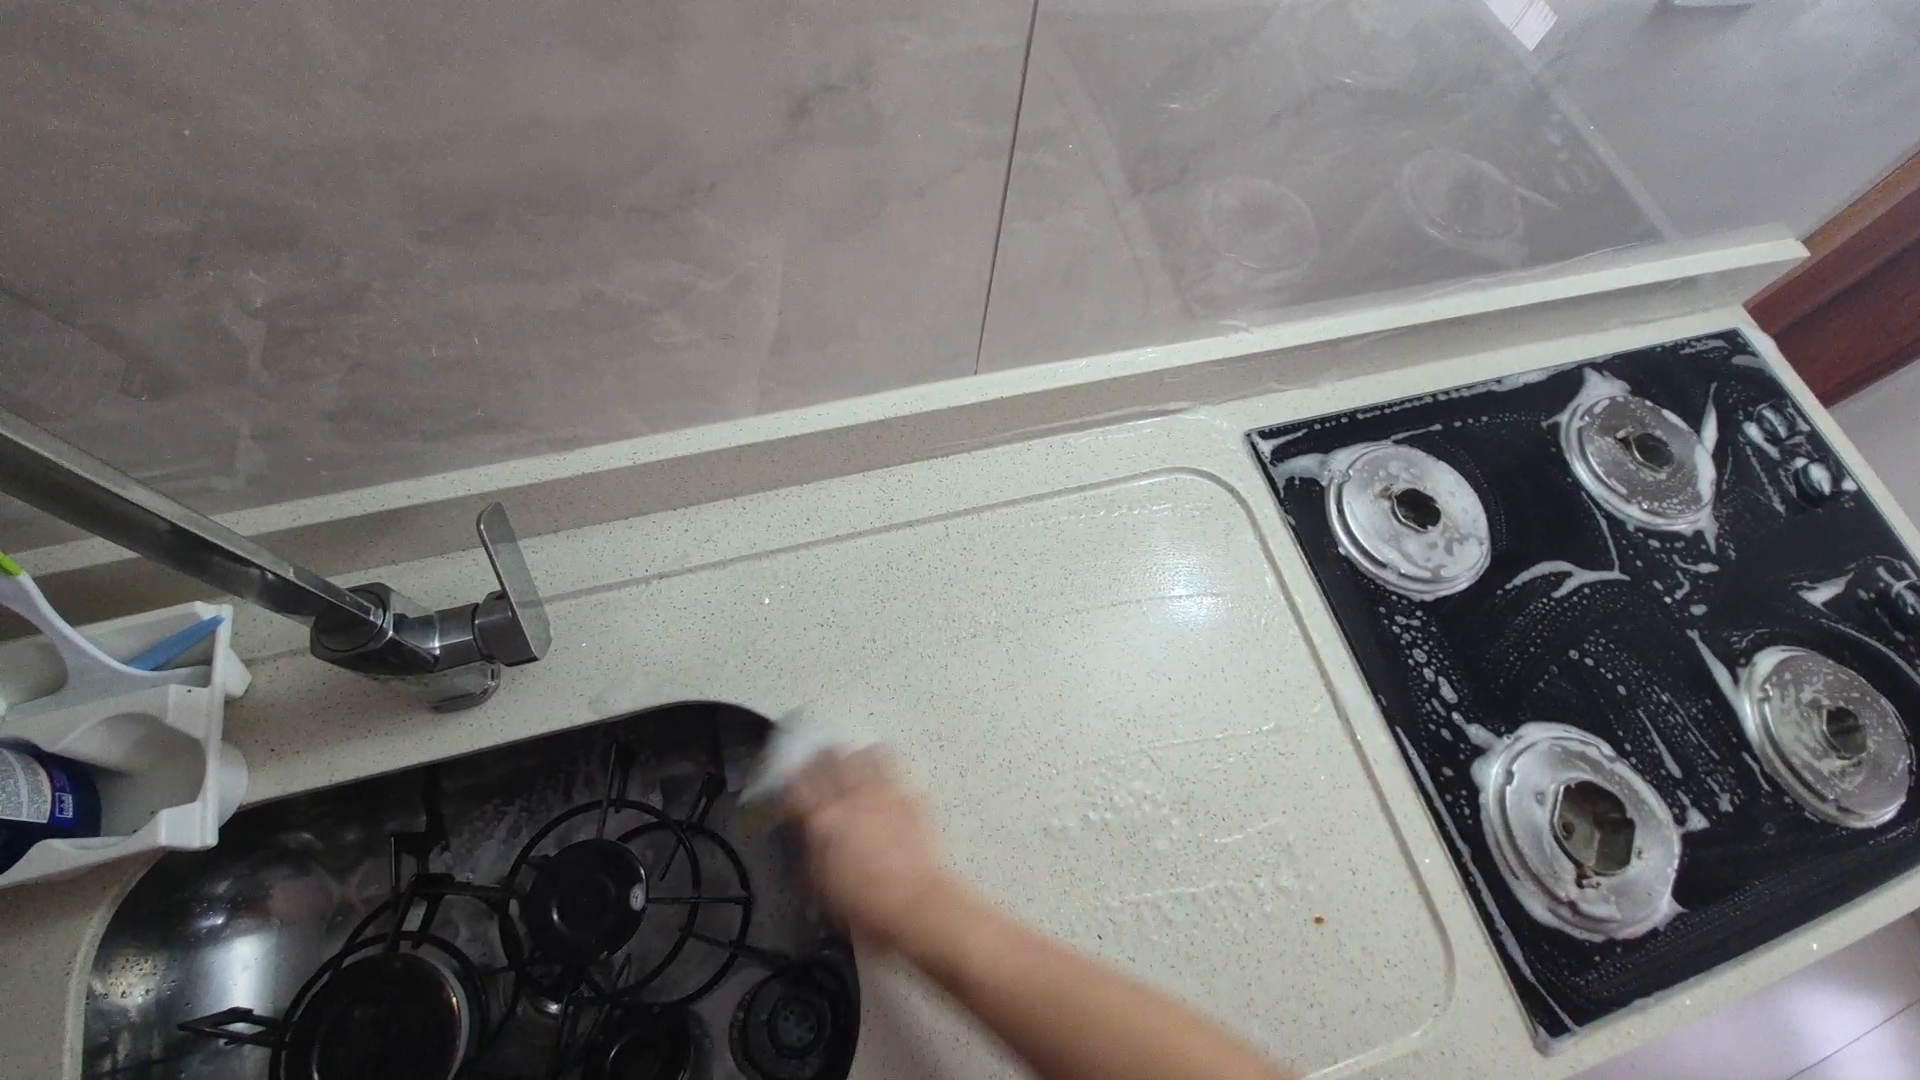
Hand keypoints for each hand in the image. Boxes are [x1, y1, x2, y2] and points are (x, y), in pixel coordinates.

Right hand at [781, 747, 954, 950]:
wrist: (917, 904)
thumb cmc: (870, 903)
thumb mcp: (822, 883)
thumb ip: (813, 849)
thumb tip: (812, 837)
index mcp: (826, 819)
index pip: (799, 784)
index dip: (793, 779)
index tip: (793, 782)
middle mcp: (856, 799)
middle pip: (834, 756)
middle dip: (823, 755)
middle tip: (820, 759)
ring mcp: (888, 794)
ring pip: (870, 754)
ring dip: (860, 755)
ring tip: (856, 759)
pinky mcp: (915, 800)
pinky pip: (900, 778)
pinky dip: (892, 780)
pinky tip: (890, 790)